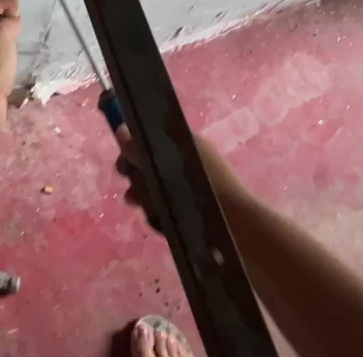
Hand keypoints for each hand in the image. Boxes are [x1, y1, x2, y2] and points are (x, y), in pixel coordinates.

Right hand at [115, 126, 237, 230]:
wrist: (241, 231)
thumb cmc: (205, 190)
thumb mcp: (168, 165)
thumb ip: (141, 150)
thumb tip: (120, 131)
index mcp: (183, 142)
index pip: (148, 139)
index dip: (132, 153)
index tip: (124, 167)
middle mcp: (187, 162)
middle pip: (149, 168)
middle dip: (138, 183)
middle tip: (134, 198)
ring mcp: (191, 190)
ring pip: (156, 193)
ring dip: (148, 203)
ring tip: (153, 213)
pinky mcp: (194, 214)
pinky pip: (167, 212)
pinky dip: (162, 218)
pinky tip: (164, 226)